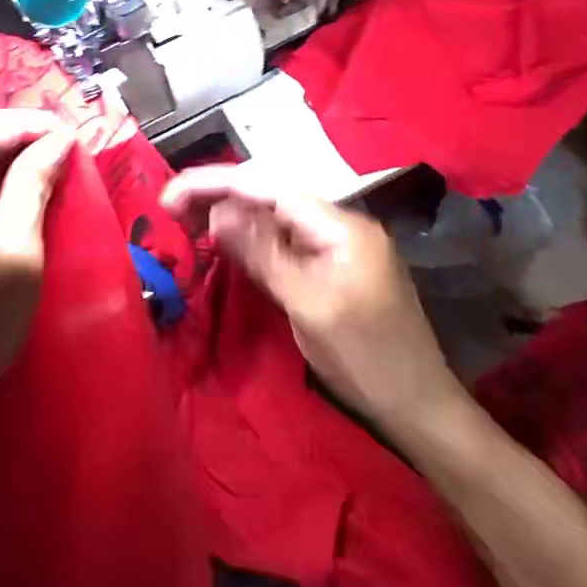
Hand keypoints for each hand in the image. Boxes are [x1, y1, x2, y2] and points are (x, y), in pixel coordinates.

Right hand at [161, 164, 462, 428]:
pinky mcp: (334, 264)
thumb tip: (219, 210)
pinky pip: (288, 240)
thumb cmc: (366, 358)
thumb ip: (264, 253)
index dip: (217, 183)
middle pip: (273, 194)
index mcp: (342, 225)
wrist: (417, 403)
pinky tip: (229, 240)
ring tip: (187, 217)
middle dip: (221, 194)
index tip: (170, 193)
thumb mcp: (308, 305)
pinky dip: (255, 238)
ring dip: (235, 213)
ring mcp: (340, 244)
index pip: (270, 187)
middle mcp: (342, 223)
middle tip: (170, 207)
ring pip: (278, 216)